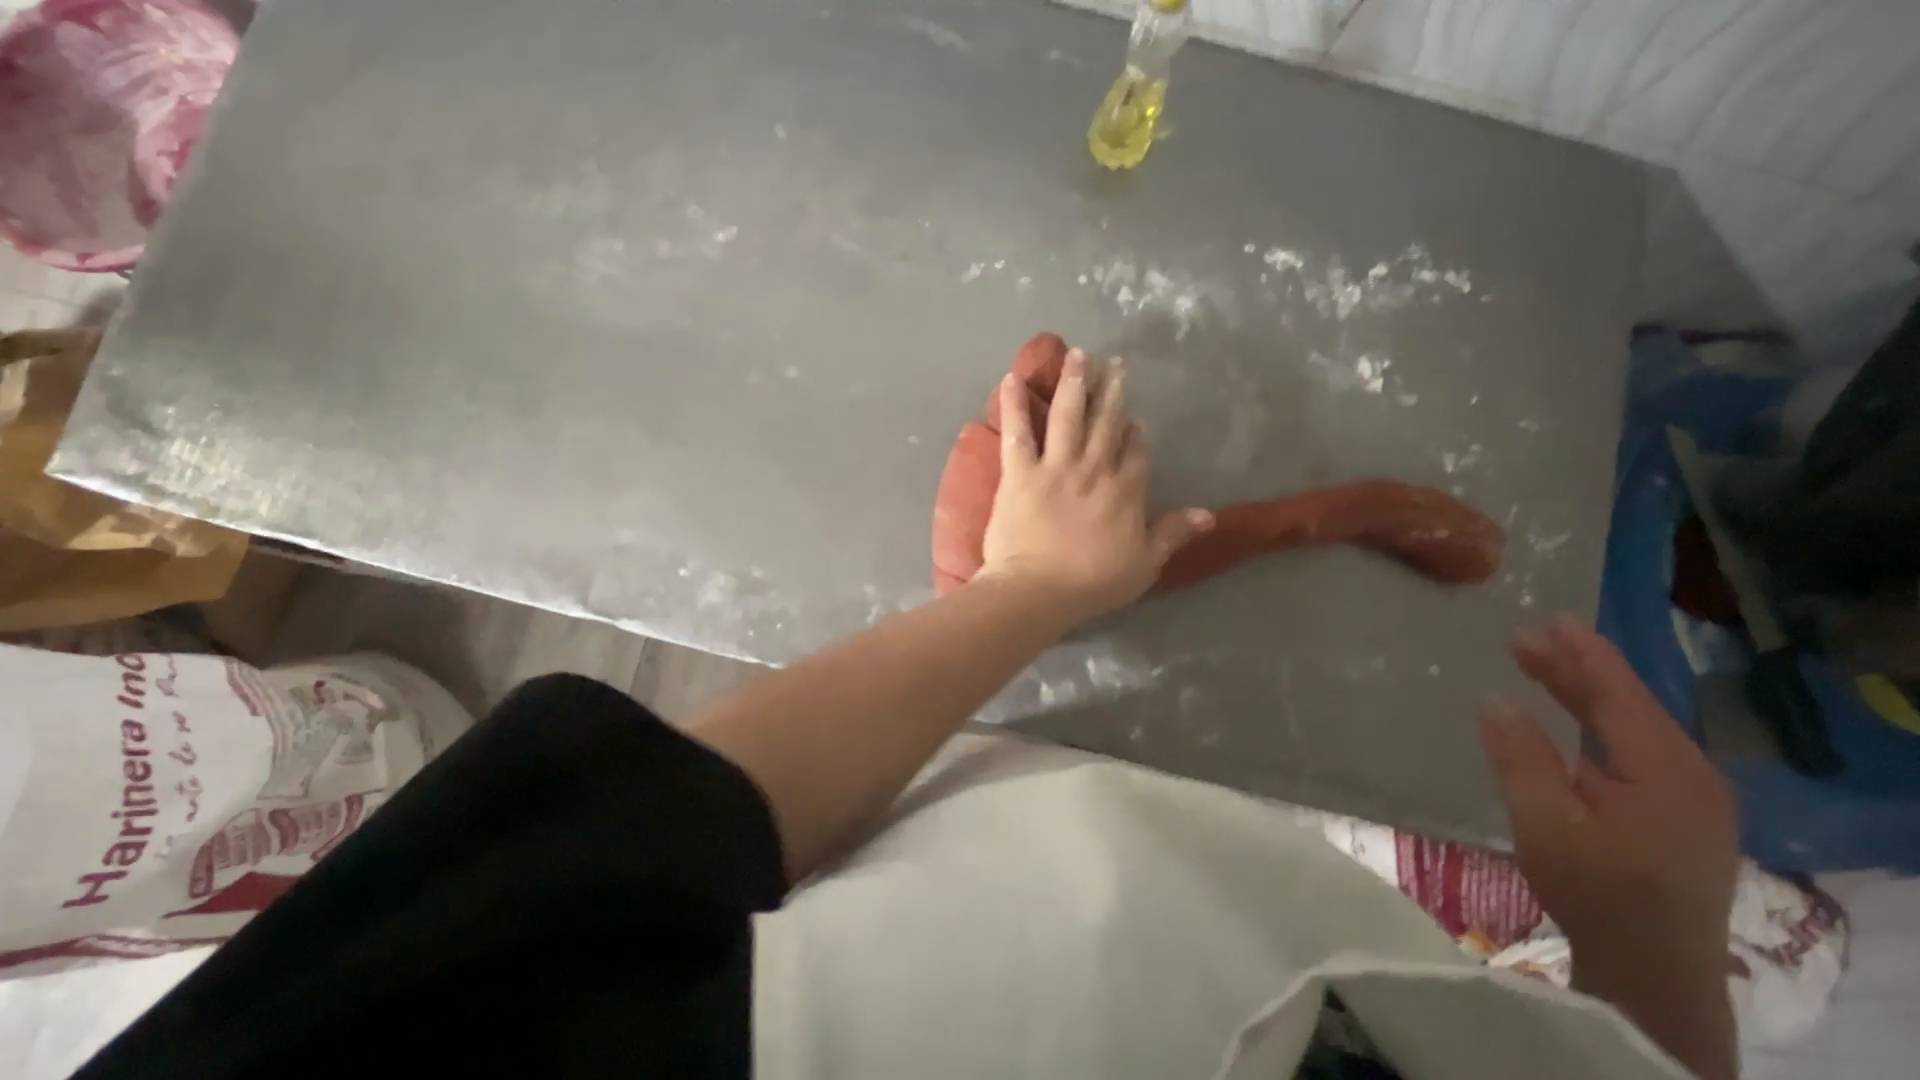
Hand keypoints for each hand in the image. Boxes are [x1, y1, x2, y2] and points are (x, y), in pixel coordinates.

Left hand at [978, 348, 1211, 624]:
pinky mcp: (1020, 473)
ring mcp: (1055, 467)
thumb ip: (1173, 534)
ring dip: (1073, 383)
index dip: (1135, 434)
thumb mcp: (1144, 565)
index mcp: (1125, 492)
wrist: (1038, 590)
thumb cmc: (1092, 584)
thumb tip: (1210, 515)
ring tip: (1076, 354)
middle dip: (1111, 392)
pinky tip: (1012, 378)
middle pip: (1106, 424)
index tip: (1135, 419)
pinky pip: (1018, 432)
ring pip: (1068, 416)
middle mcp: (1094, 470)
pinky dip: (1014, 404)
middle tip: (1115, 363)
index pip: (1135, 453)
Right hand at [1478, 613, 1738, 1079]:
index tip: (1543, 618)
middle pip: (1629, 705)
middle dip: (1577, 670)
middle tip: (1524, 638)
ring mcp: (1694, 795)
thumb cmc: (1599, 898)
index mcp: (1666, 769)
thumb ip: (1521, 758)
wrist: (1658, 976)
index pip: (1619, 693)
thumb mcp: (1546, 827)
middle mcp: (1692, 773)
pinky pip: (1638, 751)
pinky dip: (1598, 725)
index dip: (1580, 653)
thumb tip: (1493, 698)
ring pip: (1634, 727)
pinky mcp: (1684, 814)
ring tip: (1541, 667)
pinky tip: (1573, 722)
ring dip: (1586, 696)